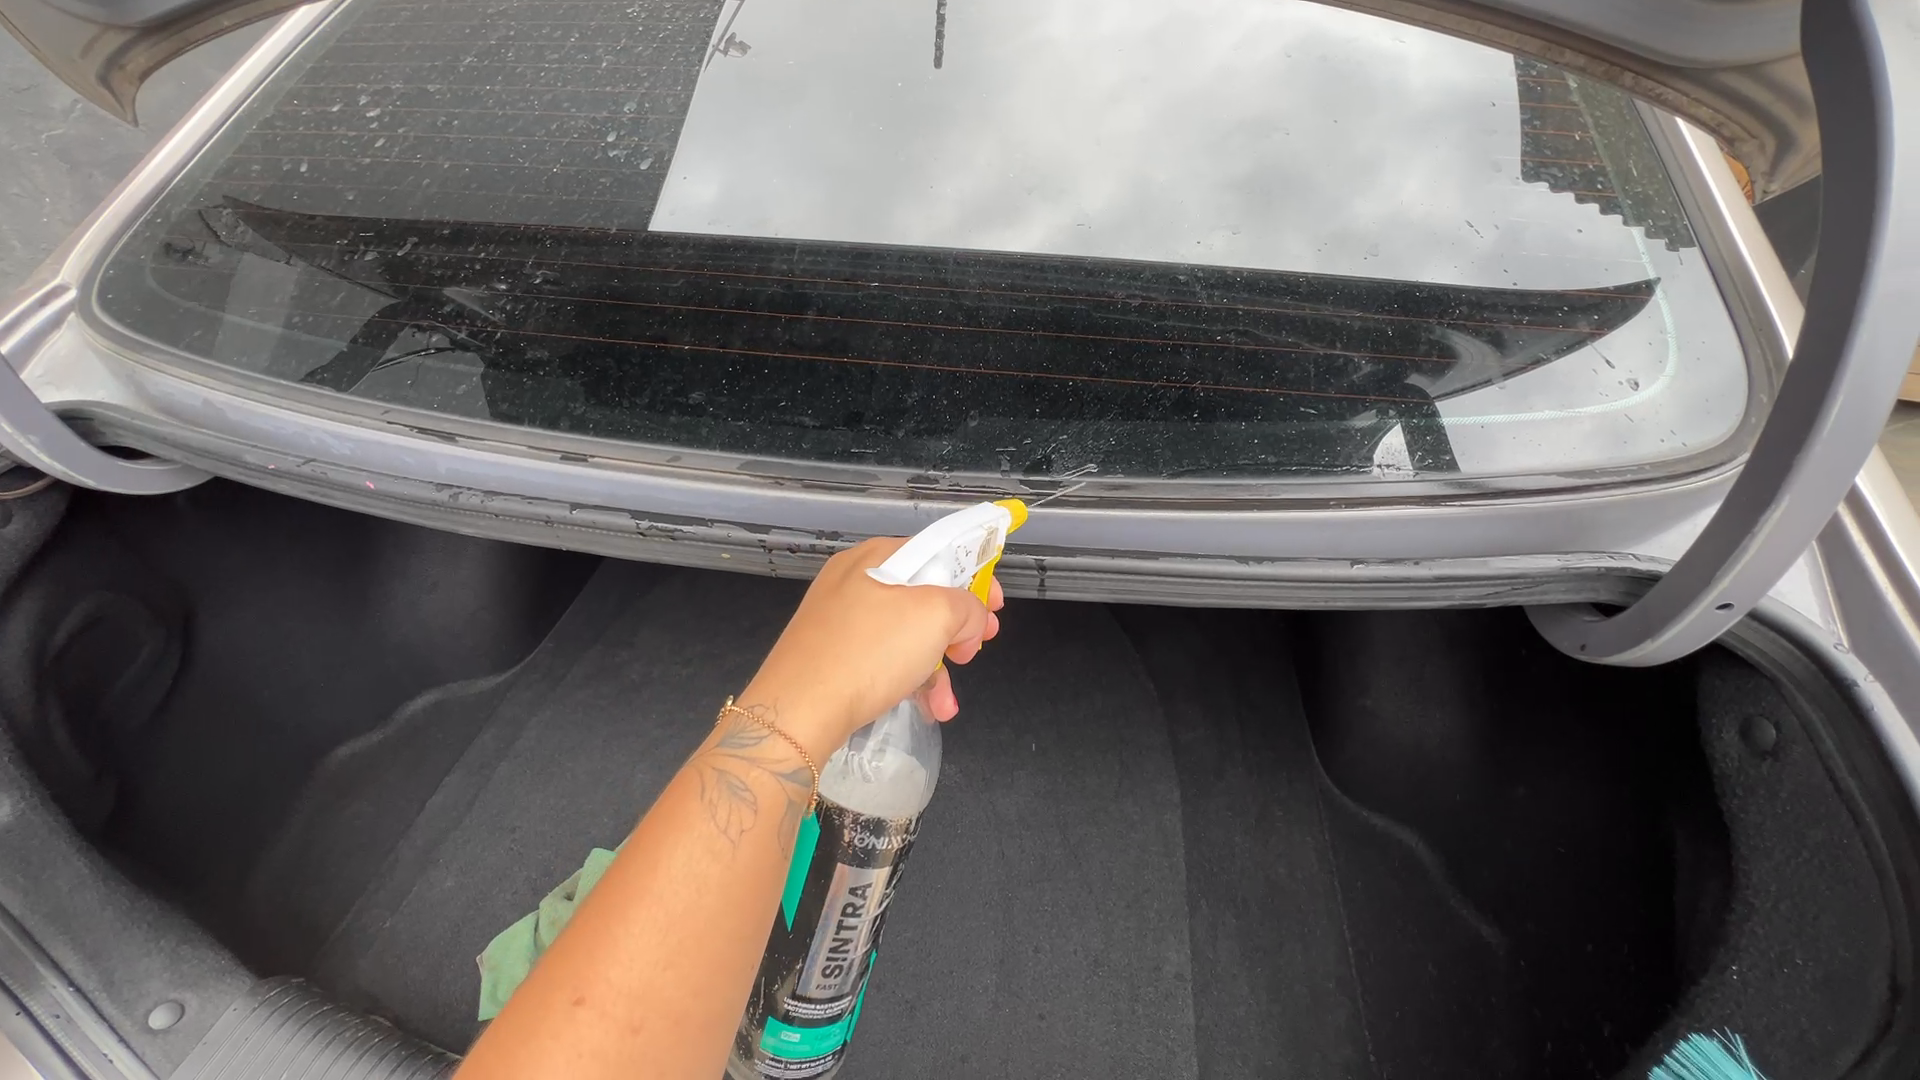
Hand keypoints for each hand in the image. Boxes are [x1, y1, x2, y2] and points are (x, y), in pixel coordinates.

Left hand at [737, 537, 1004, 758]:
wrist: (798, 711)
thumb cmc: (870, 651)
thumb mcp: (937, 615)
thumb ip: (967, 606)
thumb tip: (967, 620)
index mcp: (876, 556)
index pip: (936, 550)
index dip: (974, 574)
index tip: (995, 605)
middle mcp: (855, 581)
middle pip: (923, 595)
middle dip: (957, 627)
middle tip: (974, 650)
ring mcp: (839, 620)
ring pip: (906, 633)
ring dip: (937, 666)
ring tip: (948, 701)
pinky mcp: (832, 655)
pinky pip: (882, 658)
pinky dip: (909, 679)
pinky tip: (927, 708)